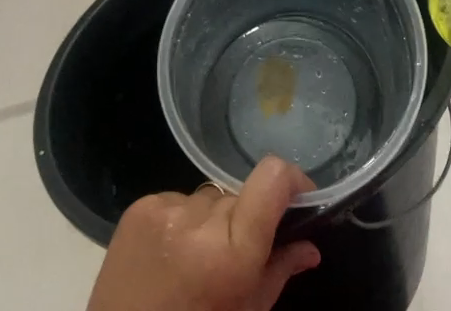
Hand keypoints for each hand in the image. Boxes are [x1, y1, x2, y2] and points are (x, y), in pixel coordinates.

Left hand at [86, 156, 321, 310]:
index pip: (272, 178)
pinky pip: (177, 200)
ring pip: (208, 197)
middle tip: (233, 253)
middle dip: (243, 218)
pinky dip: (181, 221)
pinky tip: (169, 254)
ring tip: (194, 258)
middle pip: (239, 195)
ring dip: (210, 219)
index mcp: (231, 250)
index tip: (298, 196)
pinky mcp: (139, 207)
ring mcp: (165, 209)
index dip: (291, 179)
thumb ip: (280, 271)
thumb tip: (311, 247)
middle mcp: (199, 220)